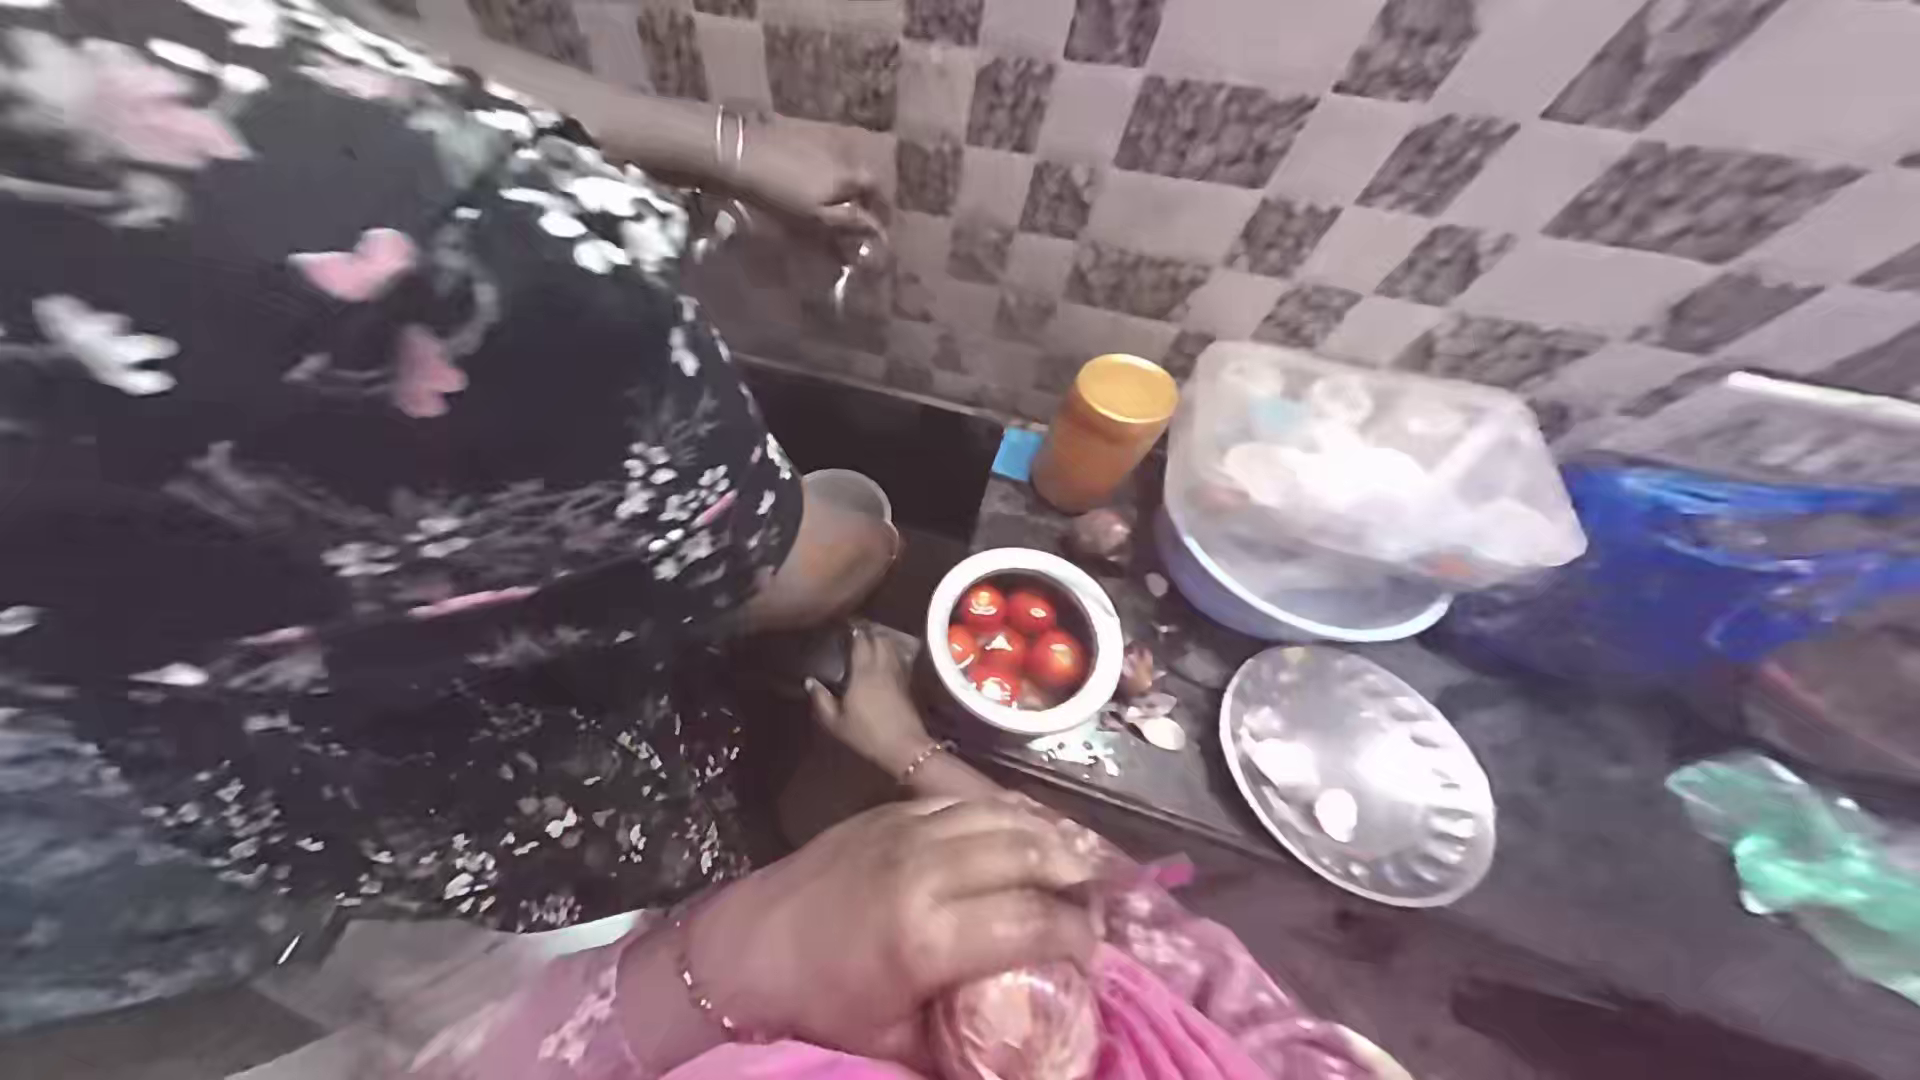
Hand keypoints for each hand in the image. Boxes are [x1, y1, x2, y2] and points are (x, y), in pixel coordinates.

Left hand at [689, 799, 1099, 1066]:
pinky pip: (968, 797)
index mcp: (926, 935)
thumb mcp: (894, 1042)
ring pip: (1002, 814)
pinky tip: (1025, 824)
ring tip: (1076, 858)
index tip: (1094, 951)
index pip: (1029, 922)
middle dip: (1076, 873)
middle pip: (1027, 852)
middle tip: (1096, 898)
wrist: (753, 938)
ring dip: (1049, 833)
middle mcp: (927, 867)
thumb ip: (965, 1043)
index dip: (1076, 935)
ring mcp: (912, 827)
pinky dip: (1008, 810)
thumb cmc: (823, 1000)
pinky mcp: (898, 808)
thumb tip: (1024, 1050)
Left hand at [732, 123, 883, 244]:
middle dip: (871, 196)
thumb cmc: (780, 192)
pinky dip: (838, 167)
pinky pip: (834, 151)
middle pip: (868, 174)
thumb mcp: (818, 217)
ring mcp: (826, 136)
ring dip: (855, 182)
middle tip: (865, 215)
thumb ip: (851, 221)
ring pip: (852, 162)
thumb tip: (878, 230)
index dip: (884, 210)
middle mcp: (846, 151)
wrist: (739, 151)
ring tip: (846, 200)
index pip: (881, 191)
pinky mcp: (806, 129)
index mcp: (852, 174)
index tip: (882, 228)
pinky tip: (825, 179)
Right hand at [808, 624, 931, 776]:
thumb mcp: (836, 722)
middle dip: (870, 631)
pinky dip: (892, 651)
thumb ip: (821, 700)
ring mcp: (898, 673)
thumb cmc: (867, 734)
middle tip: (858, 630)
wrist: (904, 745)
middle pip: (880, 638)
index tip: (847, 626)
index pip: (861, 642)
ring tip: (871, 638)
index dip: (855, 631)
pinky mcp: (908, 682)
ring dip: (882, 638)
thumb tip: (811, 682)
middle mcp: (882, 666)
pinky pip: (899, 658)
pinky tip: (886, 656)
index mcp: (863, 672)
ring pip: (892, 646)